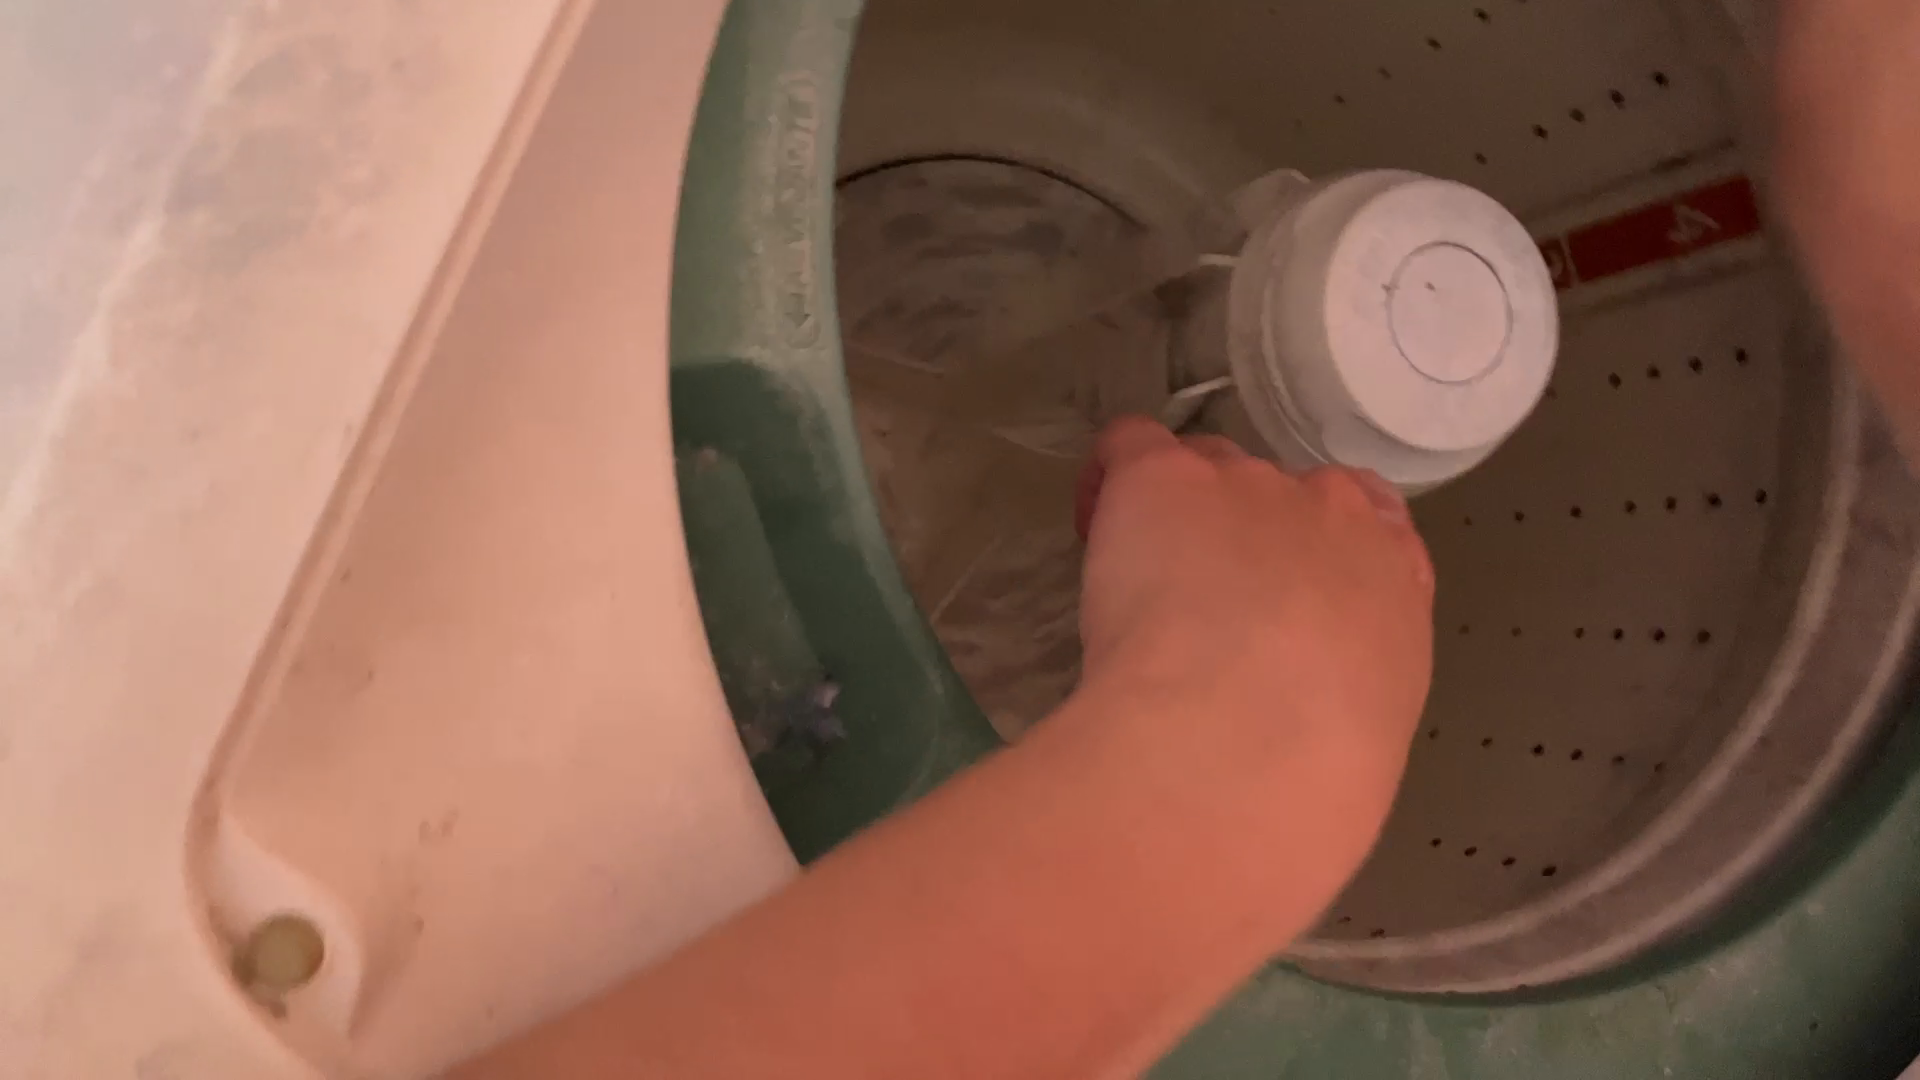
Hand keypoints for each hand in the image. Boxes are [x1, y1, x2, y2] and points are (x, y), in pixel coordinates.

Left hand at [1074, 416, 1434, 808]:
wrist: (1241, 742)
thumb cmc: (1310, 766)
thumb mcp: (1359, 721)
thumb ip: (1334, 670)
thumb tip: (1290, 676)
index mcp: (1388, 573)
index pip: (1360, 518)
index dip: (1305, 541)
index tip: (1269, 582)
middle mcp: (1322, 508)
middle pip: (1269, 492)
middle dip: (1234, 530)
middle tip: (1193, 595)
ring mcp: (1240, 485)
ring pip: (1199, 471)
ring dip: (1174, 510)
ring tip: (1135, 572)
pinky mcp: (1162, 478)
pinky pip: (1131, 444)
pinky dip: (1108, 474)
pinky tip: (1094, 515)